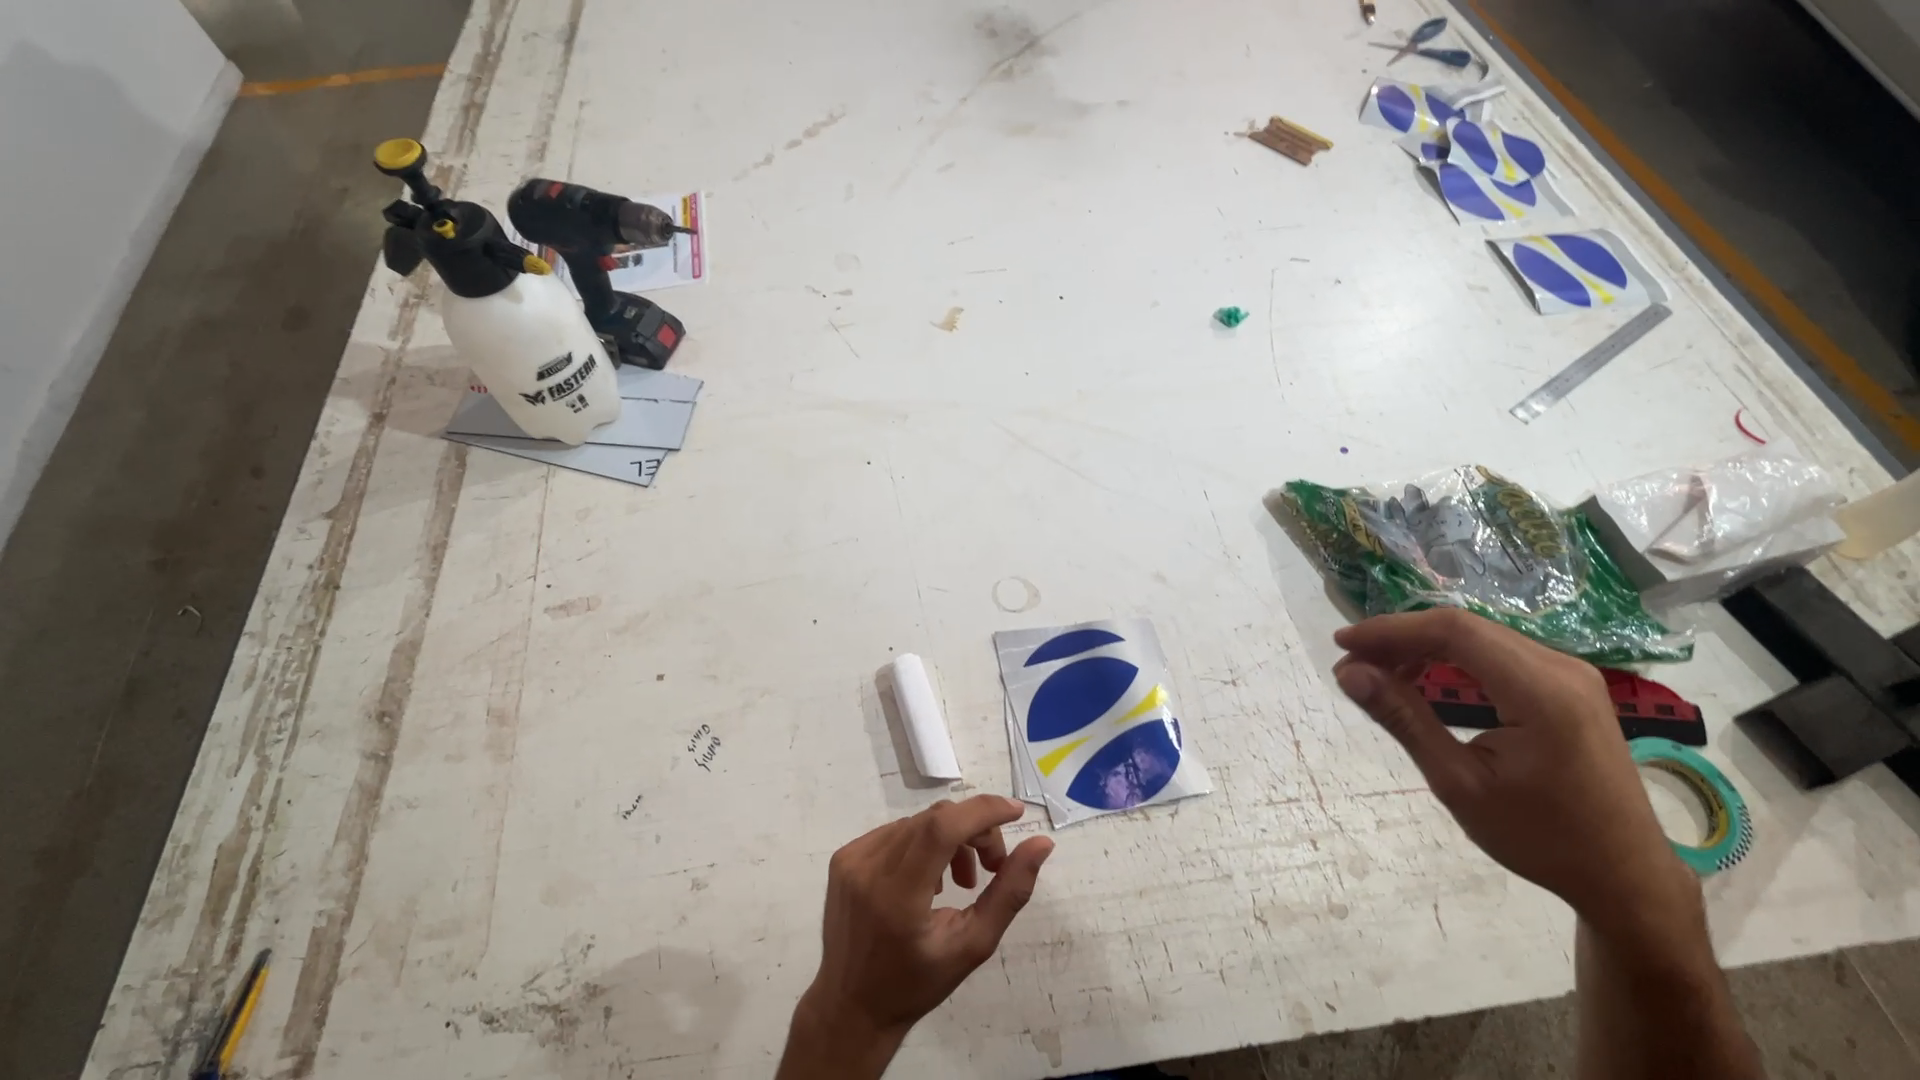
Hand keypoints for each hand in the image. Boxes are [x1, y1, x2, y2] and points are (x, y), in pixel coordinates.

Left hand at [777, 795, 1055, 1079]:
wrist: (851, 1005)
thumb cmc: (916, 983)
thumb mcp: (973, 945)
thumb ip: (1010, 892)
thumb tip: (1041, 844)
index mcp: (899, 897)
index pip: (942, 828)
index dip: (983, 812)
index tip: (1016, 813)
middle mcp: (869, 869)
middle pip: (935, 819)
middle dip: (974, 830)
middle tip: (994, 866)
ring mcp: (852, 859)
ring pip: (918, 822)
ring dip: (951, 837)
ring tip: (962, 880)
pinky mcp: (845, 857)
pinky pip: (897, 831)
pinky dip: (923, 843)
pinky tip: (929, 879)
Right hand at [1332, 610, 1694, 933]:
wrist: (1624, 874)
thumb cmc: (1540, 837)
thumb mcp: (1458, 782)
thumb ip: (1404, 719)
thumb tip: (1350, 674)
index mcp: (1540, 691)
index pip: (1453, 631)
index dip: (1390, 630)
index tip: (1341, 645)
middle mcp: (1561, 668)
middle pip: (1465, 627)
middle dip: (1400, 638)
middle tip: (1350, 664)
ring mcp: (1570, 674)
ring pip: (1480, 637)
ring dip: (1423, 647)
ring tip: (1377, 672)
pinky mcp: (1569, 686)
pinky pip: (1499, 654)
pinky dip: (1453, 659)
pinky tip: (1422, 678)